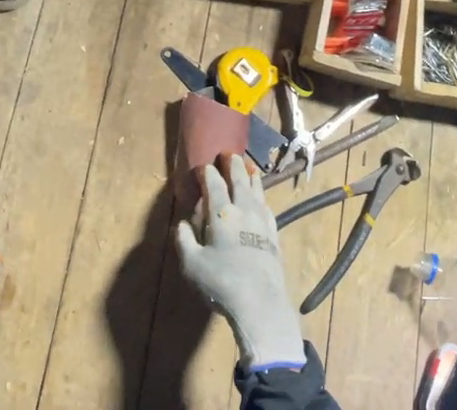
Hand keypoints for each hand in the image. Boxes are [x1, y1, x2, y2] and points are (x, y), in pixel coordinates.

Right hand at [175, 154, 306, 369]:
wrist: (260, 301)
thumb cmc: (221, 282)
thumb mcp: (192, 264)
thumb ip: (184, 240)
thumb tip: (181, 224)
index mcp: (222, 213)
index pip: (215, 185)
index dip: (209, 173)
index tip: (205, 166)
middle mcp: (244, 210)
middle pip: (240, 181)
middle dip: (233, 165)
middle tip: (229, 154)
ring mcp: (262, 221)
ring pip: (257, 191)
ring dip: (251, 177)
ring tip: (249, 168)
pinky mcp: (274, 235)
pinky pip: (267, 207)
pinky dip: (262, 196)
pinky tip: (261, 199)